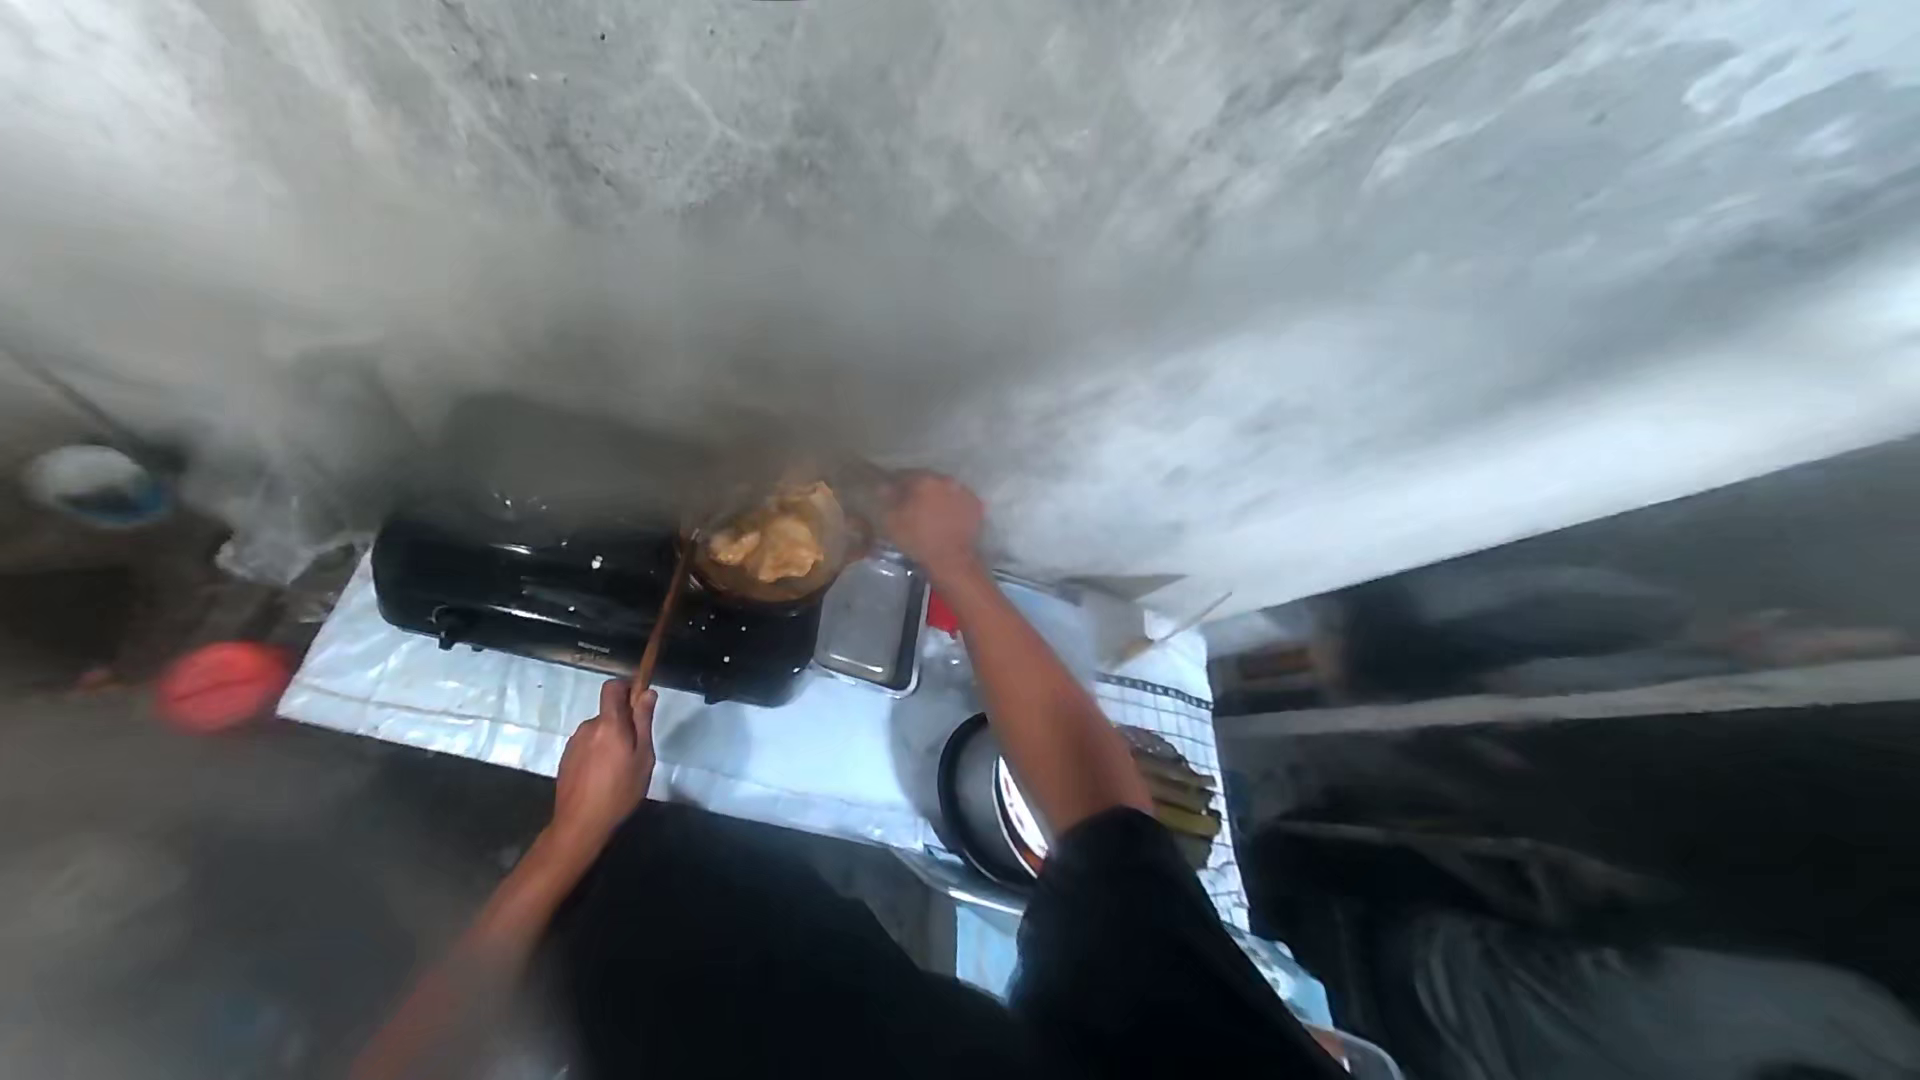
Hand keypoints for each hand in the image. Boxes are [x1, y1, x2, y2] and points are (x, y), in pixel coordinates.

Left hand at [549, 679, 655, 859]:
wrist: (580, 824)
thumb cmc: (620, 789)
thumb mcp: (643, 755)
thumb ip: (643, 722)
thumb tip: (647, 692)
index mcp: (608, 723)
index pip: (612, 688)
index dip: (626, 687)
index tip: (640, 701)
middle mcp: (588, 727)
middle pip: (608, 712)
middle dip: (624, 721)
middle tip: (638, 747)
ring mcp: (574, 743)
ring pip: (599, 730)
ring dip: (611, 738)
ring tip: (621, 766)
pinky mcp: (566, 759)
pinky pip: (588, 744)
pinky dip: (598, 751)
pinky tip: (604, 775)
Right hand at [883, 470, 983, 575]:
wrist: (951, 559)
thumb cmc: (917, 539)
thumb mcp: (892, 521)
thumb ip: (889, 499)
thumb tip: (885, 486)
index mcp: (924, 480)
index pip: (906, 475)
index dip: (897, 484)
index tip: (893, 492)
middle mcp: (946, 480)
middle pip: (928, 480)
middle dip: (920, 488)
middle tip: (913, 502)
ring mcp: (964, 491)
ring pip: (946, 488)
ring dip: (938, 495)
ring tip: (932, 511)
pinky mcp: (976, 505)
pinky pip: (960, 500)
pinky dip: (954, 505)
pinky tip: (948, 516)